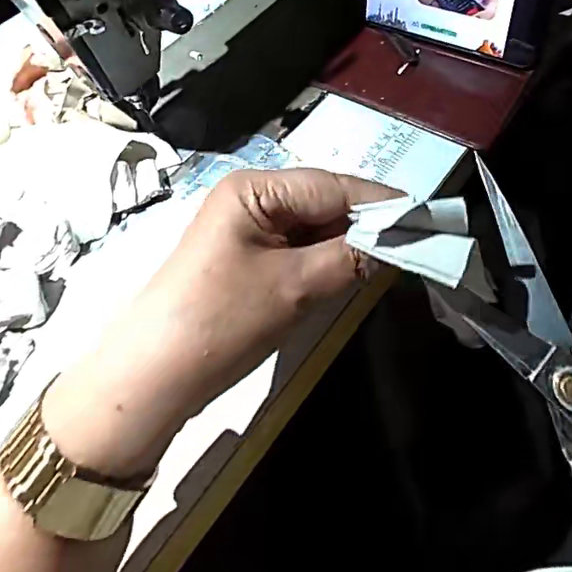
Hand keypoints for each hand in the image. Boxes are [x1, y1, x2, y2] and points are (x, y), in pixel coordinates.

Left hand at [42, 168, 398, 477]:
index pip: (333, 186)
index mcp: (255, 188)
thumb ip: (352, 257)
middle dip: (366, 226)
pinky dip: (327, 260)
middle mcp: (252, 196)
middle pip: (327, 203)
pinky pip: (301, 247)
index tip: (425, 220)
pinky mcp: (249, 255)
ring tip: (385, 264)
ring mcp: (249, 226)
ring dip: (348, 245)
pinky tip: (347, 275)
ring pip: (317, 226)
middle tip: (411, 248)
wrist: (147, 384)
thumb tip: (400, 242)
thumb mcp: (295, 287)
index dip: (380, 204)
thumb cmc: (219, 323)